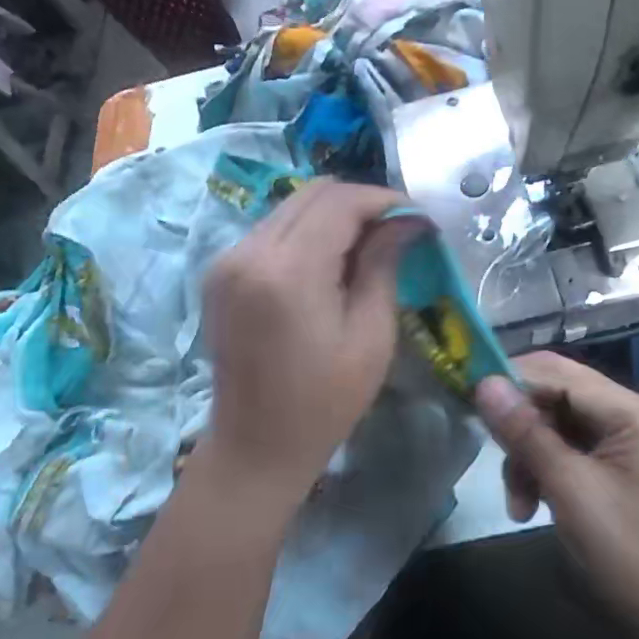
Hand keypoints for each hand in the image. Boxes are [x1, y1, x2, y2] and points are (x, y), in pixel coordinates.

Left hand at [198, 181, 418, 512]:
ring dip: (335, 215)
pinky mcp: (220, 272)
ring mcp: (226, 260)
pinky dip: (308, 231)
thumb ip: (383, 265)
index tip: (419, 219)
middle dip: (362, 202)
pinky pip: (273, 229)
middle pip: (312, 193)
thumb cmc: (325, 401)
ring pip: (291, 206)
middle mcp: (248, 252)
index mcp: (287, 272)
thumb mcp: (371, 335)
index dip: (385, 200)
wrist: (257, 445)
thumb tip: (407, 221)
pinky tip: (333, 260)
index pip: (340, 202)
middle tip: (399, 229)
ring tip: (370, 244)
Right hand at [474, 353, 638, 638]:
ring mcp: (629, 444)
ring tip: (520, 506)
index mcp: (629, 410)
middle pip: (557, 398)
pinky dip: (549, 476)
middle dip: (520, 430)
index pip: (555, 372)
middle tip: (497, 465)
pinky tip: (536, 508)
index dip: (508, 379)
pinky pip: (573, 455)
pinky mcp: (623, 472)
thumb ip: (527, 434)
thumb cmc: (635, 556)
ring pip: (559, 429)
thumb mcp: (572, 491)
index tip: (463, 397)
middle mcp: (631, 415)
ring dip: (531, 459)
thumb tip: (485, 383)